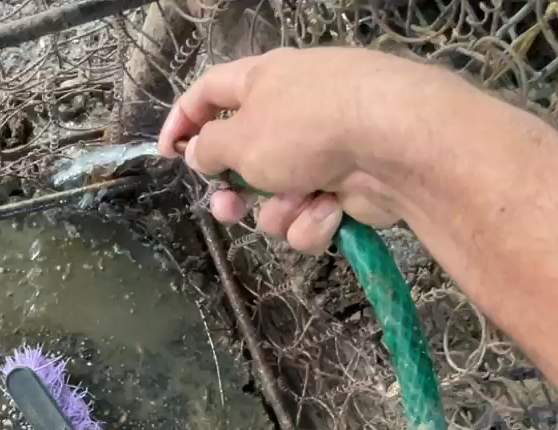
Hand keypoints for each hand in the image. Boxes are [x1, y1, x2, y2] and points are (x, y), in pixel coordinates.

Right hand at [158, 47, 467, 252]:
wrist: (391, 145)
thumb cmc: (306, 127)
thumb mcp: (240, 138)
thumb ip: (209, 149)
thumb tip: (196, 151)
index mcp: (263, 81)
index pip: (209, 93)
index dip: (182, 120)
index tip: (166, 154)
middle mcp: (291, 112)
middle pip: (243, 160)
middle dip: (233, 192)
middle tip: (228, 209)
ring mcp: (320, 151)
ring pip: (275, 198)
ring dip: (279, 210)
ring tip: (297, 202)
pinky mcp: (344, 187)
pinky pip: (308, 215)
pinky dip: (313, 219)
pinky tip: (329, 209)